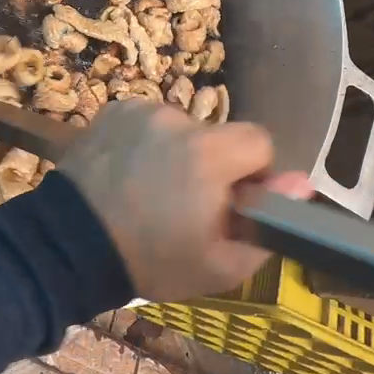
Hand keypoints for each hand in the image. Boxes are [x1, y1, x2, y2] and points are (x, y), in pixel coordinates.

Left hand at [59, 100, 311, 301]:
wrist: (71, 242)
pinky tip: (127, 173)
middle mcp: (175, 118)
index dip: (254, 172)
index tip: (234, 201)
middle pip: (215, 135)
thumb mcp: (221, 263)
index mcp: (208, 151)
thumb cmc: (152, 258)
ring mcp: (138, 110)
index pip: (259, 140)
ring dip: (176, 152)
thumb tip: (302, 182)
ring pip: (179, 129)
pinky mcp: (111, 110)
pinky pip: (146, 122)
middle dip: (212, 165)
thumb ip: (267, 220)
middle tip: (185, 204)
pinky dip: (145, 142)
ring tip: (149, 191)